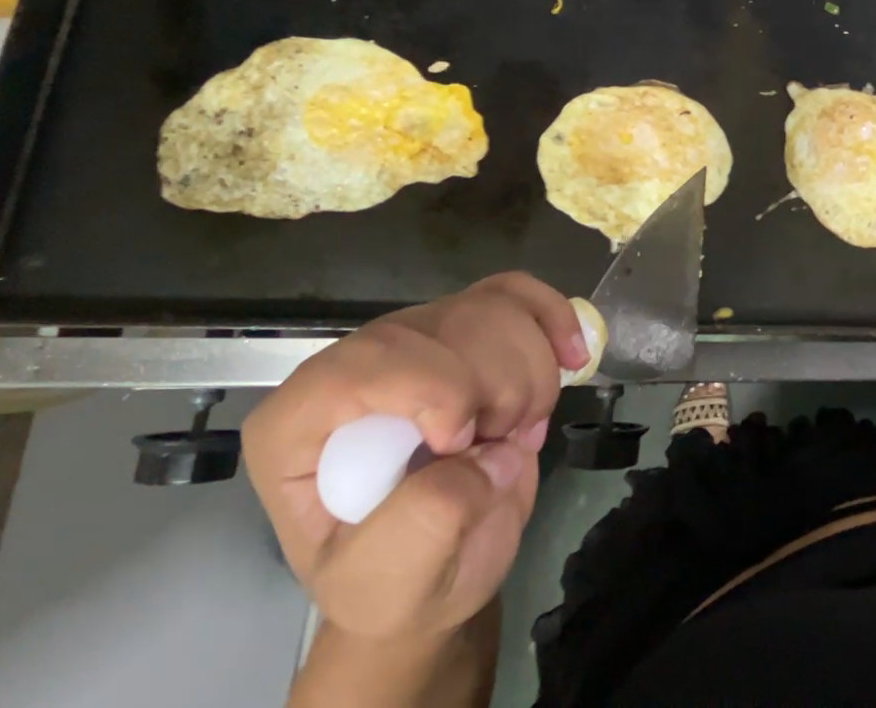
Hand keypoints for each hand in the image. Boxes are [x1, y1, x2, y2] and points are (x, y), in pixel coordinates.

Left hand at [244, 272, 589, 641]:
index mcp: (303, 427)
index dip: (429, 390)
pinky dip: (555, 320)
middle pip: (446, 327)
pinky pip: (517, 293)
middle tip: (498, 448)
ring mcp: (417, 347)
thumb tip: (483, 454)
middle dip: (498, 390)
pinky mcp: (470, 339)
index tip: (462, 444)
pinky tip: (572, 357)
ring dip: (531, 376)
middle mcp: (355, 369)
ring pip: (494, 311)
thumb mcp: (391, 580)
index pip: (361, 364)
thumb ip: (422, 521)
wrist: (442, 574)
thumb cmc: (399, 583)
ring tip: (514, 432)